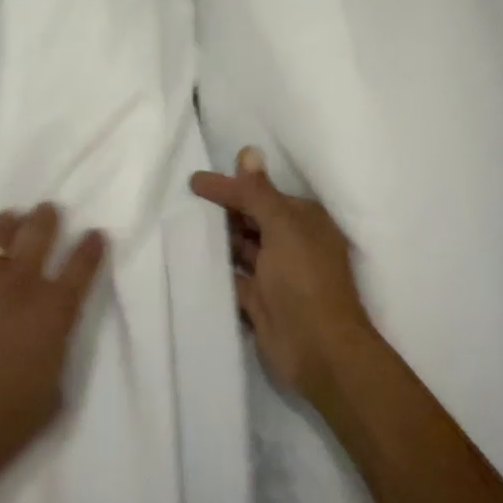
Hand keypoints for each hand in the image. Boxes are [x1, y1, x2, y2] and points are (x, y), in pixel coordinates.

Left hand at [0, 202, 107, 502]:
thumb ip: (55, 349)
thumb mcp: (52, 392)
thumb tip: (50, 333)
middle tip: (50, 211)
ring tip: (13, 220)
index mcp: (53, 313)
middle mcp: (19, 287)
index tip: (95, 234)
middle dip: (48, 219)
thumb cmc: (5, 426)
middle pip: (37, 233)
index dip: (91, 247)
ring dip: (10, 225)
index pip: (80, 266)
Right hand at [190, 147, 375, 402]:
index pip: (261, 195)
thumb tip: (247, 151)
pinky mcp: (261, 300)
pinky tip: (192, 258)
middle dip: (223, 209)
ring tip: (182, 223)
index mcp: (304, 221)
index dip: (229, 186)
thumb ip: (260, 193)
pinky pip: (234, 276)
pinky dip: (216, 267)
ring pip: (242, 247)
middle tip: (183, 199)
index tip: (194, 181)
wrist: (319, 350)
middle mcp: (292, 243)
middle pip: (251, 218)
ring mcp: (276, 274)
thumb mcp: (283, 228)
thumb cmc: (305, 281)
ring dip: (218, 236)